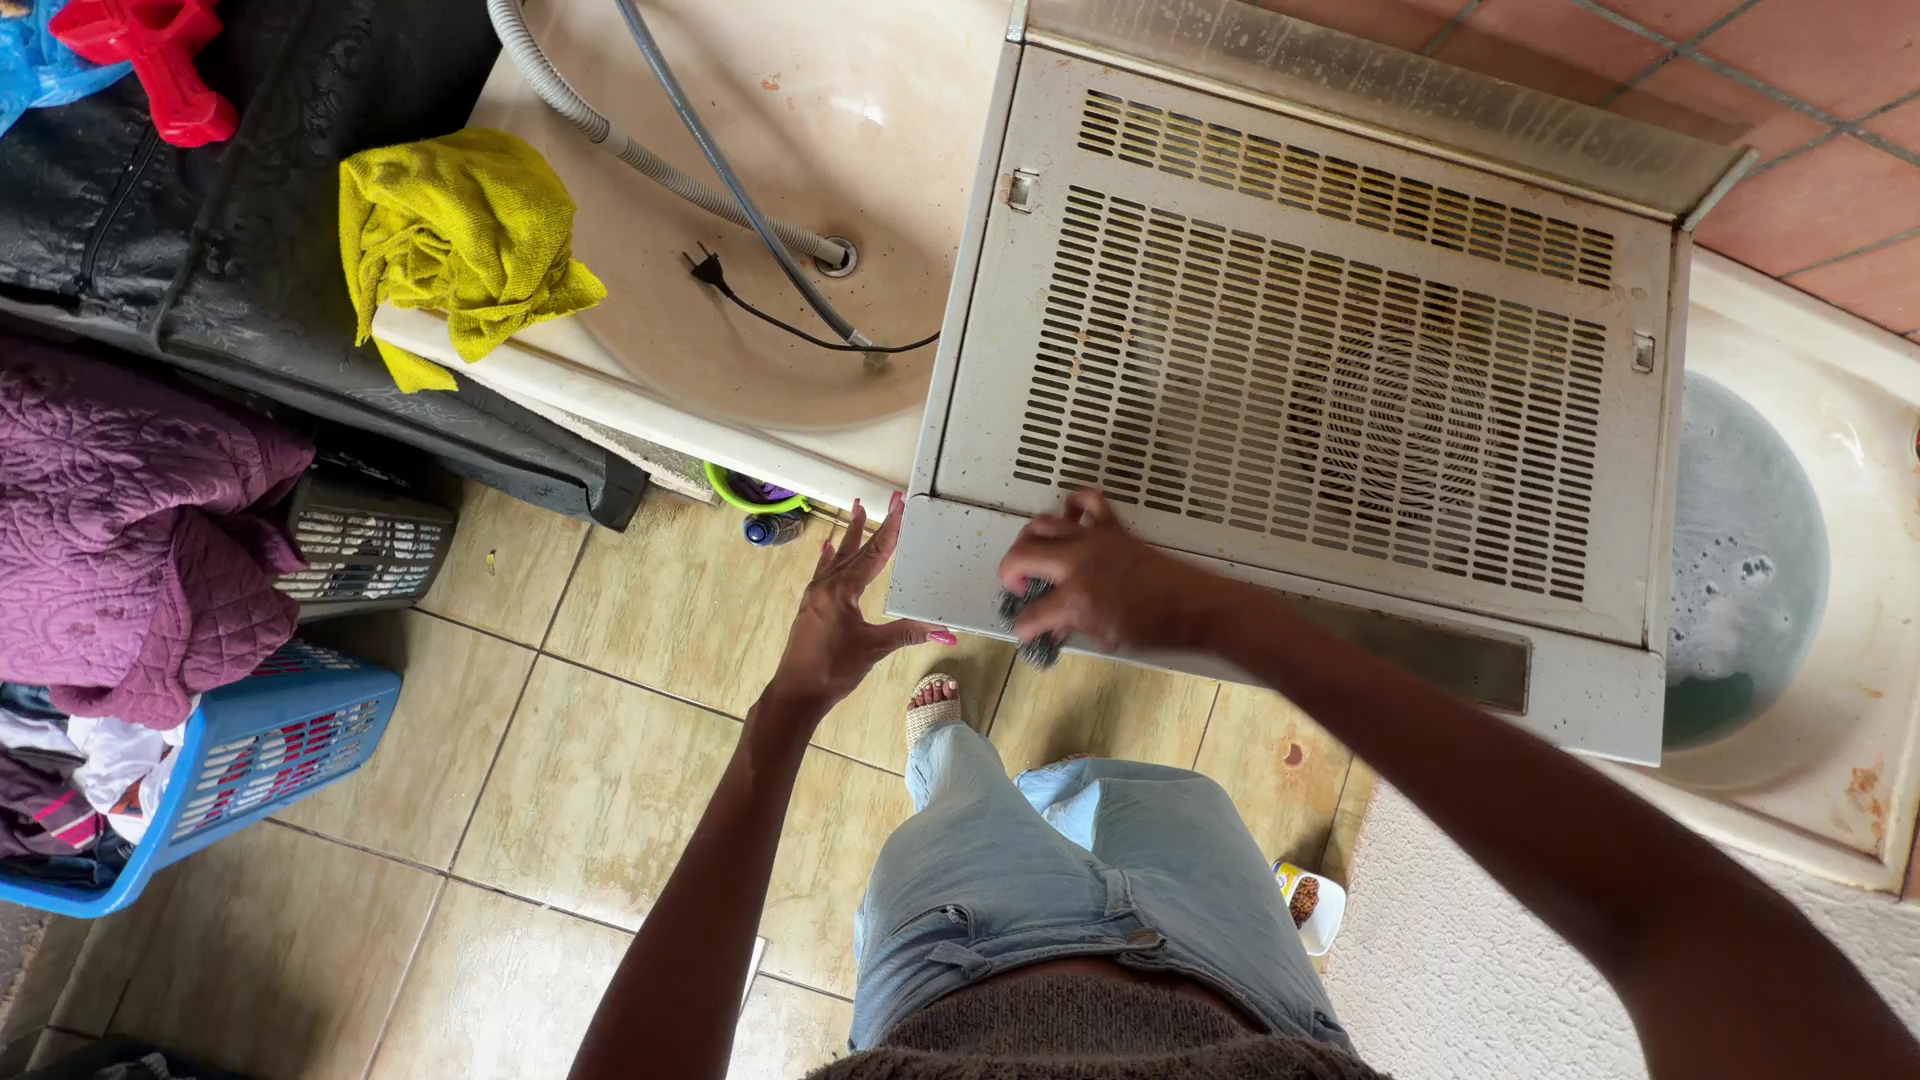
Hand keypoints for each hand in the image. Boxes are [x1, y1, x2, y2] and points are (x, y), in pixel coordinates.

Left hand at [756, 492, 951, 729]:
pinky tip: (828, 549)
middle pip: (854, 550)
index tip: (898, 506)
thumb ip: (908, 634)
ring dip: (850, 536)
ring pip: (837, 558)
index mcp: (841, 590)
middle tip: (879, 500)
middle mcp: (826, 586)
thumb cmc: (833, 670)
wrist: (796, 692)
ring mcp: (815, 595)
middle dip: (870, 526)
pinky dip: (829, 558)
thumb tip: (945, 630)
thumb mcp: (874, 649)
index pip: (873, 554)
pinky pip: (822, 572)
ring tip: (856, 511)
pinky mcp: (810, 606)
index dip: (890, 530)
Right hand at [997, 490, 1227, 651]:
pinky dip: (1073, 506)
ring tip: (1035, 555)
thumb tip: (1054, 623)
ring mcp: (1094, 539)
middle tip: (1022, 588)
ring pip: (1042, 524)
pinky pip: (1088, 502)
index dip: (1023, 627)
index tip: (1025, 631)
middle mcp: (1077, 563)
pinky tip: (1070, 520)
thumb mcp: (1107, 638)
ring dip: (1029, 540)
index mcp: (1076, 598)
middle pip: (1020, 556)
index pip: (1032, 614)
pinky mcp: (1113, 528)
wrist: (1194, 606)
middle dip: (1009, 574)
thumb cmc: (1154, 629)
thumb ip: (1073, 625)